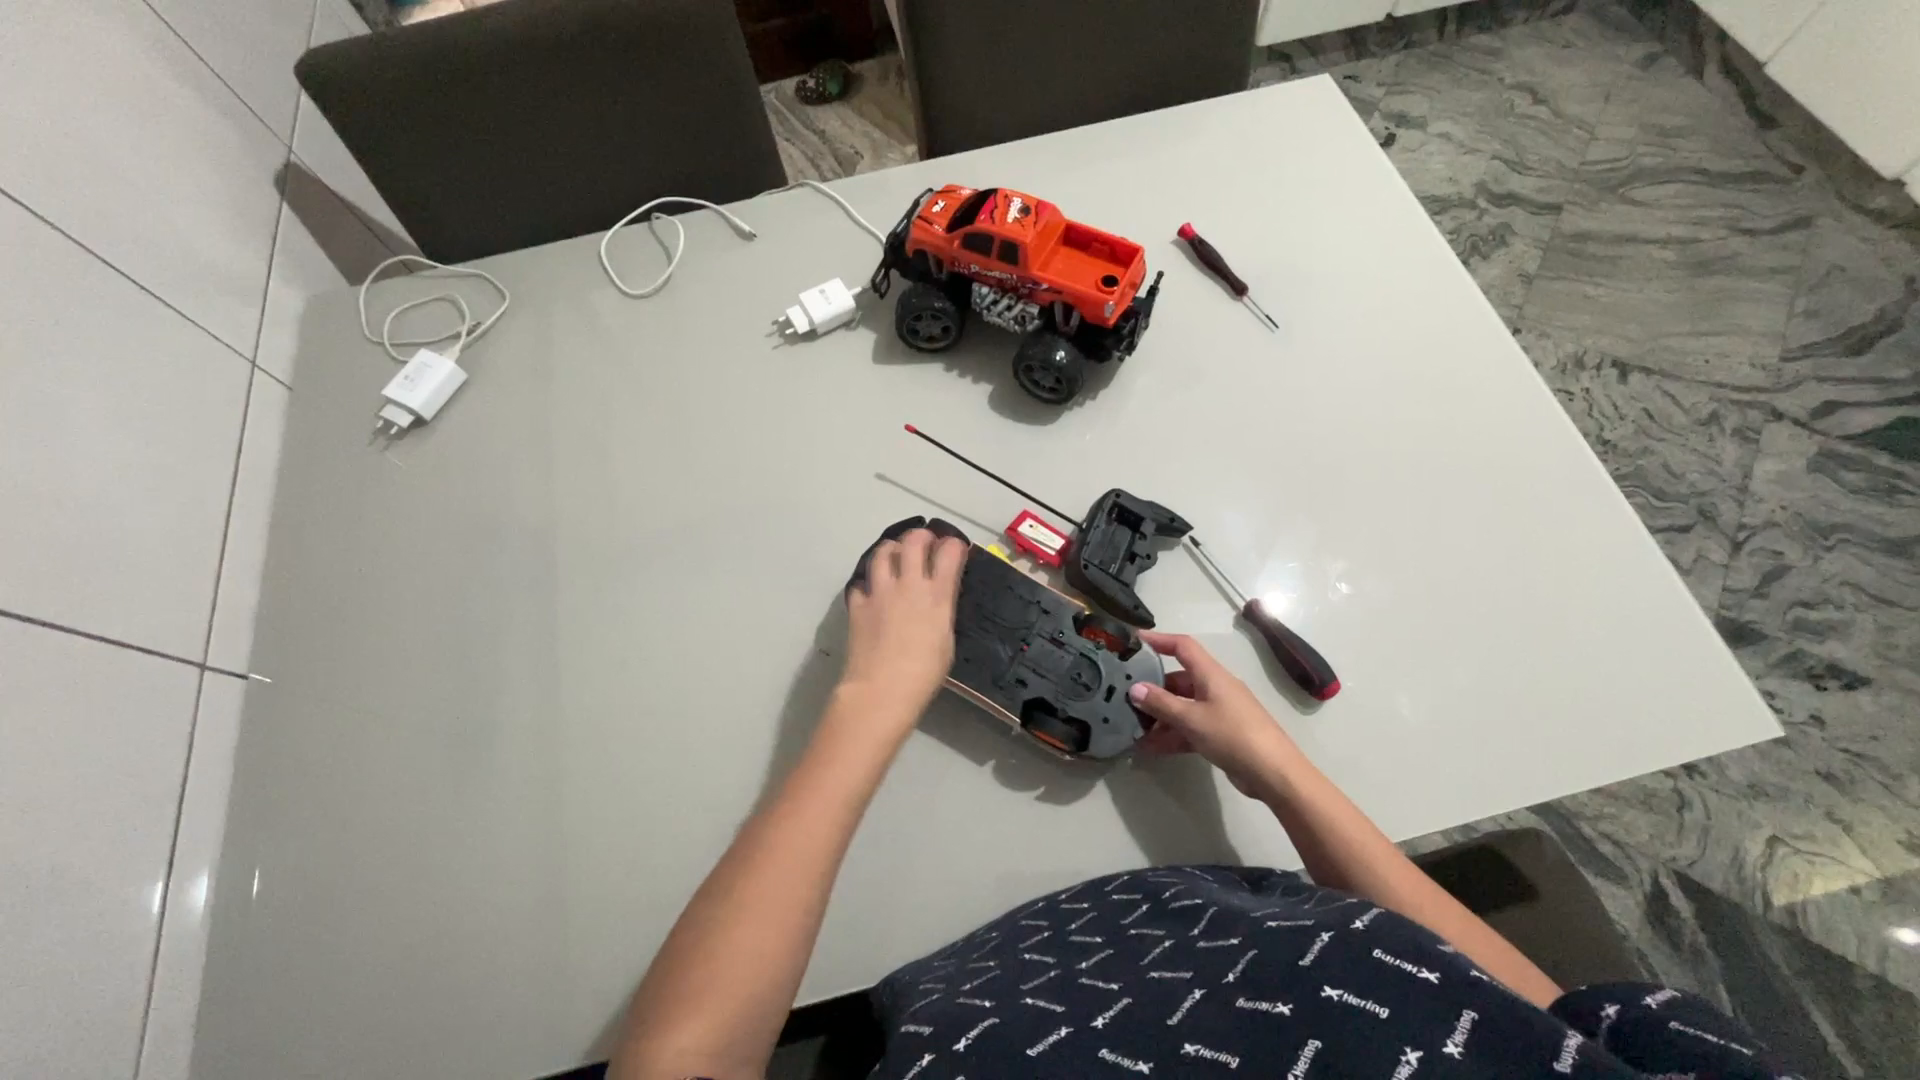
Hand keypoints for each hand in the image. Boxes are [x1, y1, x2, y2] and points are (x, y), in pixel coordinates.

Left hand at [839, 528, 967, 723]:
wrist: (881, 690)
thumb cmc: (924, 674)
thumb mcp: (947, 640)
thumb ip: (942, 612)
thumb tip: (939, 600)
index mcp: (937, 596)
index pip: (950, 552)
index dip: (955, 545)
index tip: (956, 548)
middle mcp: (908, 585)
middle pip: (914, 541)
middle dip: (922, 535)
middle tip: (925, 541)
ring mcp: (879, 592)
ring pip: (882, 552)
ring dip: (892, 548)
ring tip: (895, 555)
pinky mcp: (857, 604)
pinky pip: (861, 582)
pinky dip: (868, 582)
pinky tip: (871, 590)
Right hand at [1128, 631, 1297, 798]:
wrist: (1273, 773)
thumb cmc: (1233, 735)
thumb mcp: (1192, 718)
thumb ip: (1161, 704)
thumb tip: (1135, 689)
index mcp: (1211, 675)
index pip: (1183, 647)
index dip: (1159, 640)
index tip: (1135, 640)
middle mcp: (1215, 688)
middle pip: (1178, 679)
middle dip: (1153, 689)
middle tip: (1125, 696)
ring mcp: (1218, 712)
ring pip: (1182, 707)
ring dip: (1159, 717)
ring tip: (1133, 728)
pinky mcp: (1220, 734)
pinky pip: (1190, 728)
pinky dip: (1172, 735)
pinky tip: (1150, 748)